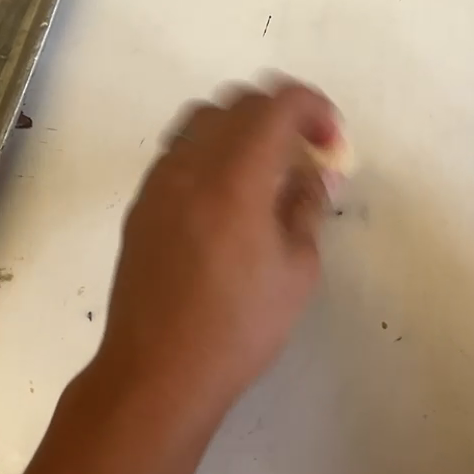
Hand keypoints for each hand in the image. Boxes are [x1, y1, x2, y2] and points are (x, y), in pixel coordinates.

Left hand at [95, 78, 340, 412]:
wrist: (157, 372)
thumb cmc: (239, 327)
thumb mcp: (297, 270)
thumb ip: (308, 207)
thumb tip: (317, 172)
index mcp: (237, 177)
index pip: (278, 105)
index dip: (314, 108)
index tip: (331, 141)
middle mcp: (192, 164)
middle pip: (240, 102)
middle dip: (283, 115)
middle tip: (306, 154)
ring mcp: (161, 179)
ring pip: (204, 117)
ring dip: (243, 126)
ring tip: (265, 169)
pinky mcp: (142, 201)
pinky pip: (180, 148)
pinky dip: (212, 149)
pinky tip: (228, 194)